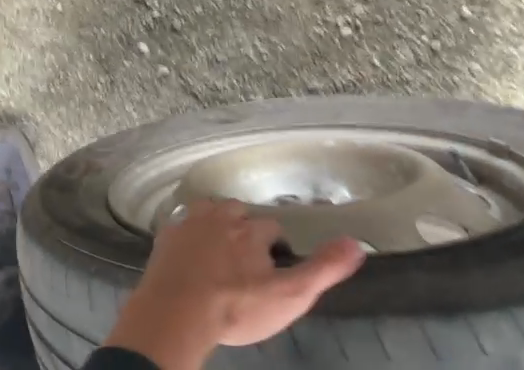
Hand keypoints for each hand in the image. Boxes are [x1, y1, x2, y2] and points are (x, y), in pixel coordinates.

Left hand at [101, 199, 365, 369]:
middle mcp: (220, 217)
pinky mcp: (166, 235)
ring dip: (216, 225)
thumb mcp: (290, 294)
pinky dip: (189, 236)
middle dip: (245, 229)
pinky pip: (181, 227)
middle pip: (238, 213)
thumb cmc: (237, 306)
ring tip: (220, 251)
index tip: (275, 264)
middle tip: (246, 258)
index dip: (276, 245)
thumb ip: (323, 268)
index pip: (272, 228)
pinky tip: (190, 253)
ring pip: (208, 213)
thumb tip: (357, 243)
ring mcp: (189, 223)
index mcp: (251, 230)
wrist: (177, 310)